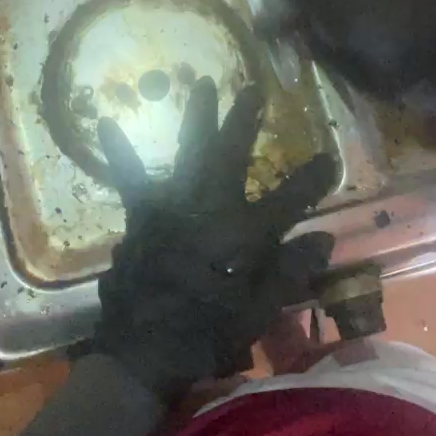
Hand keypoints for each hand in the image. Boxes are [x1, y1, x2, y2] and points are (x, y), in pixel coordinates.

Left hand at [91, 77, 338, 404]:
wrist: (144, 352)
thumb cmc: (208, 334)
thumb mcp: (261, 310)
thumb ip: (292, 270)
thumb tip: (325, 237)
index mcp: (245, 234)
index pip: (290, 198)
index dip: (311, 178)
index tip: (328, 157)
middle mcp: (210, 209)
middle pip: (232, 156)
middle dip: (245, 121)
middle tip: (253, 90)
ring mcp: (172, 208)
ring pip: (189, 153)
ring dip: (197, 118)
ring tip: (202, 83)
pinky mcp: (142, 218)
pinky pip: (131, 179)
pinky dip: (121, 153)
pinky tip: (107, 123)